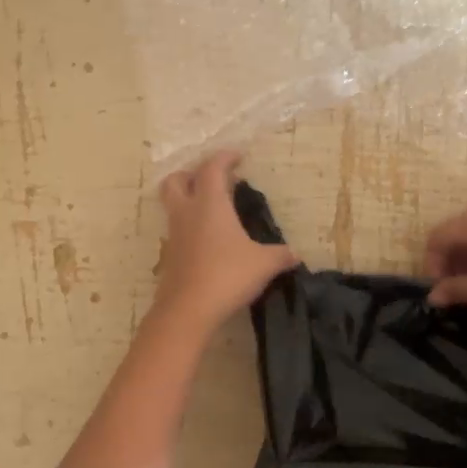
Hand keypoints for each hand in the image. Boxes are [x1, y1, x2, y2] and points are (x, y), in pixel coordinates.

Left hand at [153, 151, 296, 334]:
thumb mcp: (263, 265)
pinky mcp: (170, 258)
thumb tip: (296, 255)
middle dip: (192, 174)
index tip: (238, 157)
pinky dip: (189, 229)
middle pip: (176, 180)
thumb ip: (280, 255)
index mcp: (210, 204)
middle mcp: (187, 213)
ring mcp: (174, 236)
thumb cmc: (227, 276)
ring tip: (210, 211)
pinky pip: (177, 233)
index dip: (224, 158)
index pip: (212, 168)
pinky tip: (206, 243)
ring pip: (173, 206)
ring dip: (188, 201)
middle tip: (211, 181)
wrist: (188, 310)